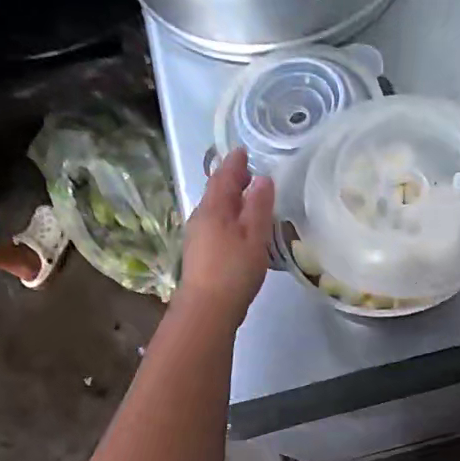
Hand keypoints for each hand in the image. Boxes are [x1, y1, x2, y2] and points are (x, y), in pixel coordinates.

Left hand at [177, 149, 274, 322]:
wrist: (207, 310)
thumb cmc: (233, 269)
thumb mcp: (253, 235)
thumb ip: (258, 205)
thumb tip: (262, 178)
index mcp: (213, 208)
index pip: (223, 176)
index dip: (234, 162)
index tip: (243, 150)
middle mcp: (200, 218)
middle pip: (216, 192)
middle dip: (231, 180)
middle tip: (249, 172)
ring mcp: (197, 238)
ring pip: (215, 210)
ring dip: (230, 201)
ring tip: (248, 199)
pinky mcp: (200, 255)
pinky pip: (215, 226)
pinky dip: (228, 219)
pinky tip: (239, 229)